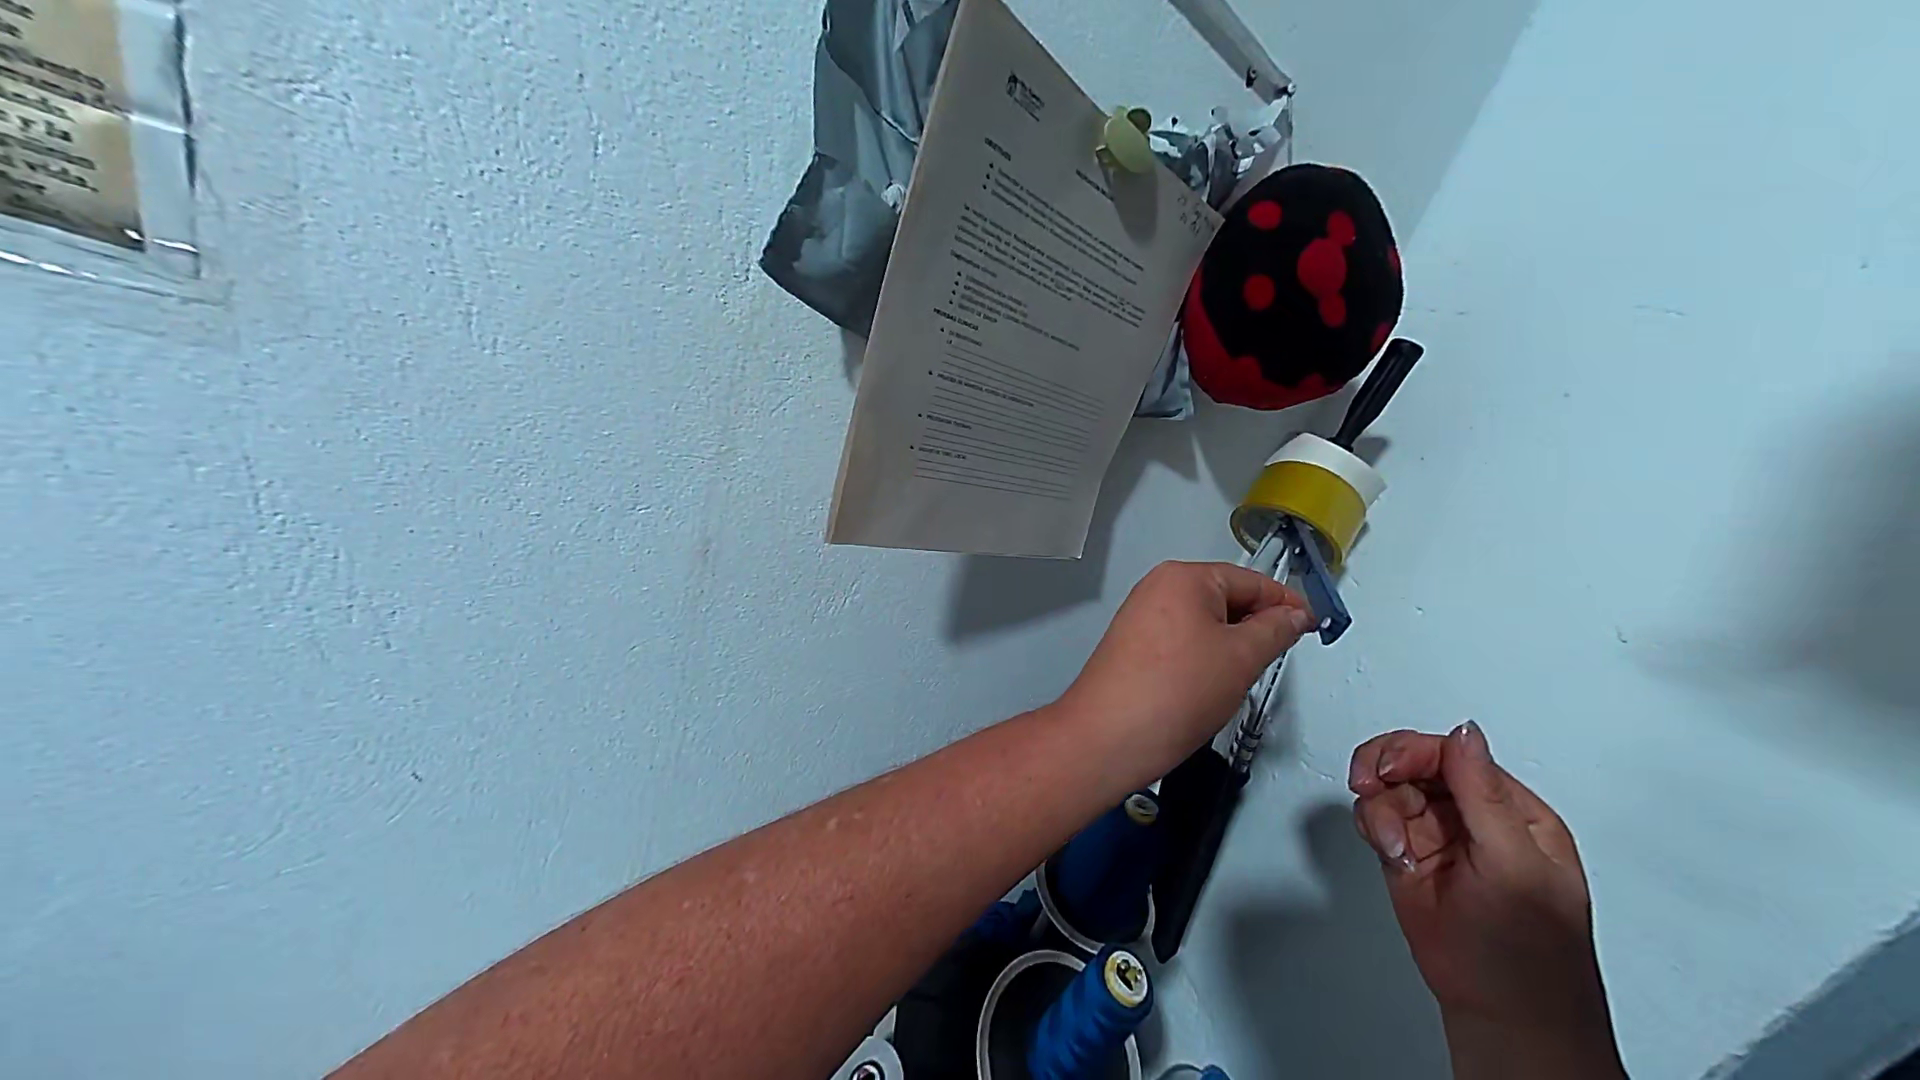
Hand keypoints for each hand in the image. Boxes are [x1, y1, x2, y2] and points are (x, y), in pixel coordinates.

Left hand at [1057, 561, 1313, 781]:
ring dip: (1230, 645)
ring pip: (1205, 622)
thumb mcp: (1242, 658)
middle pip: (1226, 598)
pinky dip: (1204, 657)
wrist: (1109, 736)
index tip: (1311, 624)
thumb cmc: (1172, 693)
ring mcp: (1141, 616)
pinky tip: (1209, 685)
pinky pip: (1182, 640)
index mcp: (1182, 577)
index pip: (1252, 580)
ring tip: (1238, 677)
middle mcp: (1156, 588)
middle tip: (1277, 655)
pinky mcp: (1133, 644)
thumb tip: (1294, 614)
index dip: (1287, 603)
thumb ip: (1276, 629)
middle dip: (1256, 625)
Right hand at [1349, 723, 1625, 1078]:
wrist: (1500, 1016)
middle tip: (1370, 784)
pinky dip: (1371, 825)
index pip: (1453, 753)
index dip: (1413, 752)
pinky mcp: (1404, 852)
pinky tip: (1388, 850)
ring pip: (1386, 786)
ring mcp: (1435, 833)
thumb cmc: (1527, 957)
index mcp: (1512, 811)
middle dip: (1384, 769)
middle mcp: (1470, 815)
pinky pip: (1373, 815)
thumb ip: (1485, 796)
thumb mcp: (1514, 867)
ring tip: (1391, 842)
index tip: (1386, 768)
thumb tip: (1466, 733)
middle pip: (1413, 760)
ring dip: (1377, 807)